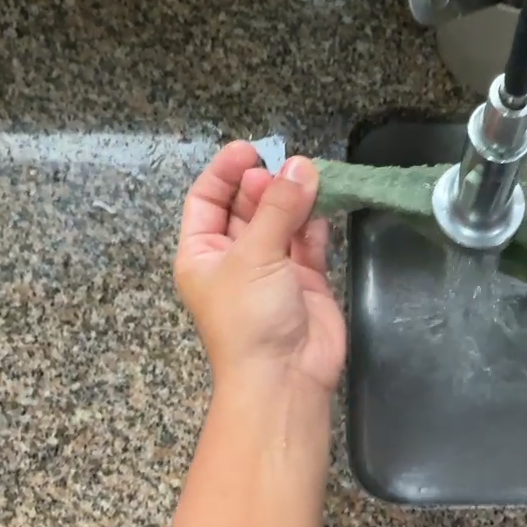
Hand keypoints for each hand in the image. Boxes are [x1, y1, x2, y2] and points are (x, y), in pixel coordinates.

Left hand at [174, 141, 344, 393]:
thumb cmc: (250, 317)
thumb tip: (300, 165)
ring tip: (310, 177)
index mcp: (203, 253)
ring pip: (282, 223)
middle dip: (264, 185)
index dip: (224, 172)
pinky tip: (323, 204)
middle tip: (285, 170)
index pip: (206, 200)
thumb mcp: (254, 256)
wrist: (285, 376)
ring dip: (294, 201)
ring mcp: (273, 271)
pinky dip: (315, 225)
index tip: (249, 150)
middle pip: (247, 207)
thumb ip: (279, 208)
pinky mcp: (306, 283)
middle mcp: (235, 259)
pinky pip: (309, 244)